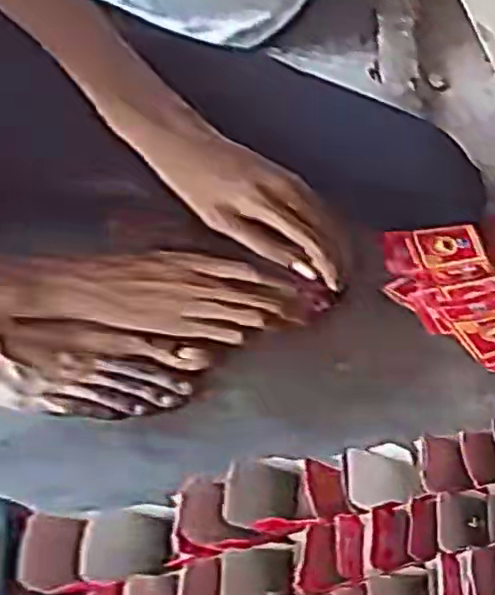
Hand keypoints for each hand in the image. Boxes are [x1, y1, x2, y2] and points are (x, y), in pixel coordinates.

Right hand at [0, 251, 306, 346]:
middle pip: (262, 298)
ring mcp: (197, 307)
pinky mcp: (188, 328)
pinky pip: (231, 334)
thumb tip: (249, 275)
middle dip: (292, 307)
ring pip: (254, 317)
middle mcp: (203, 285)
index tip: (307, 290)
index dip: (283, 284)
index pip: (253, 274)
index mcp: (196, 264)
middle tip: (313, 313)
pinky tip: (256, 336)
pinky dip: (248, 335)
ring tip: (296, 326)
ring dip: (277, 323)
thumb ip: (209, 267)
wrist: (81, 287)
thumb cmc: (124, 272)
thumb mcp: (169, 259)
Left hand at [117, 117, 348, 289]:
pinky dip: (330, 232)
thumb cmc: (191, 179)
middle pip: (330, 236)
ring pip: (333, 225)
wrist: (181, 137)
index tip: (333, 285)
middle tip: (336, 279)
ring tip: (333, 266)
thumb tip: (305, 270)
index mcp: (265, 204)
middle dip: (338, 261)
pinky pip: (325, 212)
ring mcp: (296, 184)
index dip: (328, 267)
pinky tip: (325, 244)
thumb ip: (266, 246)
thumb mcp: (220, 220)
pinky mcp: (298, 179)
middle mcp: (288, 192)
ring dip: (338, 248)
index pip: (313, 243)